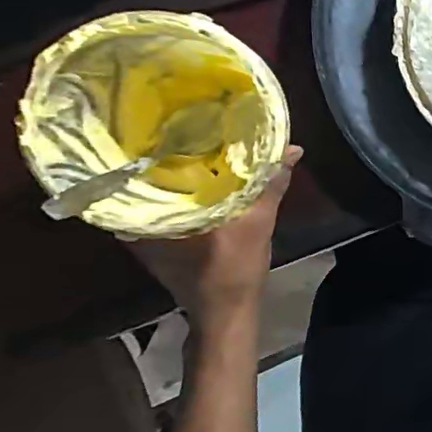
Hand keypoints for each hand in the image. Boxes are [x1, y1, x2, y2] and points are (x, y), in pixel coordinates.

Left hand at [129, 145, 302, 326]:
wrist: (223, 312)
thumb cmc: (232, 269)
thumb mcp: (257, 223)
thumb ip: (269, 185)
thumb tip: (291, 148)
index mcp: (157, 209)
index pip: (156, 163)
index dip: (171, 139)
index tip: (188, 119)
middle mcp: (140, 216)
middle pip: (157, 175)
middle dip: (177, 154)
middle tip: (197, 129)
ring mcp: (144, 231)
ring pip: (162, 190)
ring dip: (181, 174)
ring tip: (200, 149)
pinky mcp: (154, 241)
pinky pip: (166, 205)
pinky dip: (183, 193)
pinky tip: (202, 183)